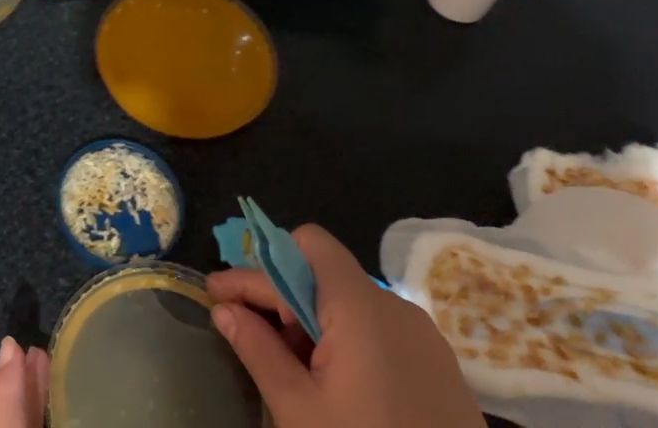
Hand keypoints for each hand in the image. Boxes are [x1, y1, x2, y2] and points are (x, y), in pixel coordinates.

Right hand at [207, 223, 483, 427]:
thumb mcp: (299, 409)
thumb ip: (258, 350)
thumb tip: (224, 309)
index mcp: (359, 306)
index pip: (302, 247)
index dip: (257, 266)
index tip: (219, 294)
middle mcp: (394, 304)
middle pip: (325, 273)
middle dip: (281, 296)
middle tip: (253, 336)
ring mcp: (423, 333)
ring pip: (351, 300)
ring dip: (312, 319)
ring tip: (295, 368)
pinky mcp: (439, 363)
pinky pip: (380, 327)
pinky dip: (347, 337)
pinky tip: (337, 382)